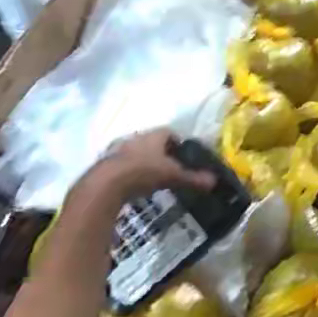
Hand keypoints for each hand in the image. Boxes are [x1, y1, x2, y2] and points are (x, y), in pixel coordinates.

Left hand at [69, 129, 214, 210]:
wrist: (105, 184)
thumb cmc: (143, 173)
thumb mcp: (172, 176)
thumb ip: (192, 178)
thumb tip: (214, 181)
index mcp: (153, 135)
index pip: (169, 132)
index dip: (178, 143)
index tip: (183, 156)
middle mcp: (135, 137)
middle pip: (151, 141)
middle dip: (159, 152)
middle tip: (168, 167)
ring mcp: (117, 149)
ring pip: (134, 151)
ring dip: (141, 160)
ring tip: (150, 176)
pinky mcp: (104, 163)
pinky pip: (121, 163)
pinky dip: (128, 171)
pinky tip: (132, 184)